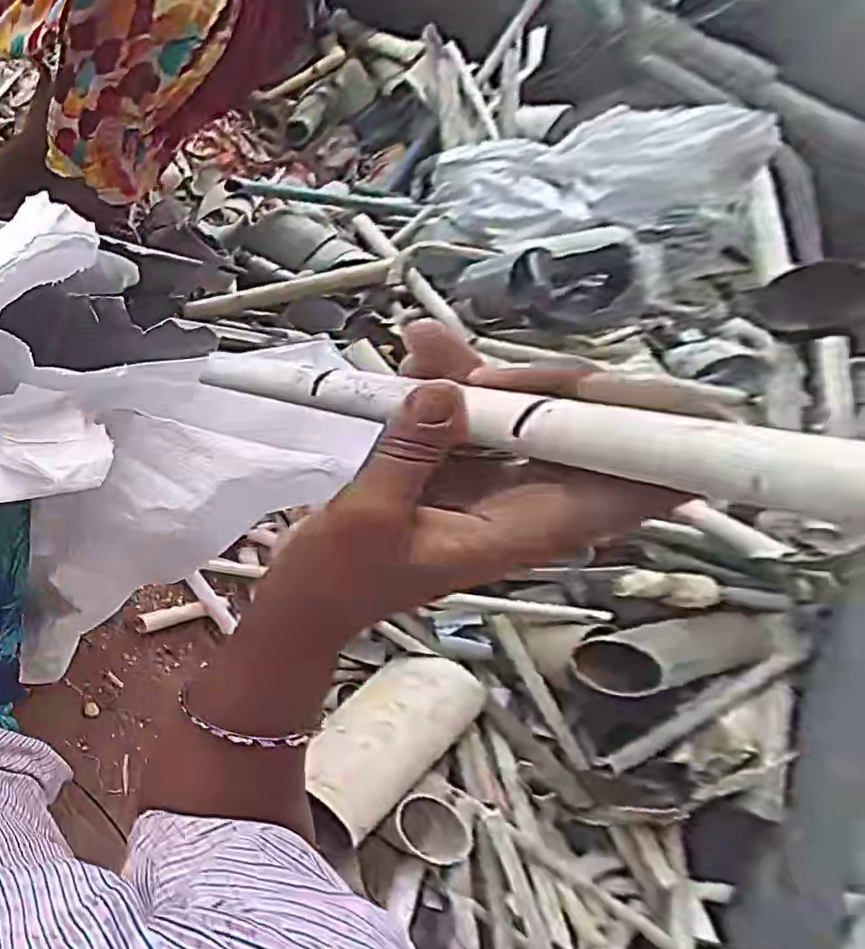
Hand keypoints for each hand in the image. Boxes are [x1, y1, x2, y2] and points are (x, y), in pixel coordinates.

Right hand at [252, 321, 683, 637]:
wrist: (305, 599)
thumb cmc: (336, 579)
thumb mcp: (365, 517)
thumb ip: (406, 455)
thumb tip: (442, 393)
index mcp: (527, 528)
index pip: (641, 476)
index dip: (643, 424)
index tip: (581, 389)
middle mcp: (525, 502)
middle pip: (584, 428)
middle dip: (542, 385)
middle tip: (475, 371)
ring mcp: (488, 484)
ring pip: (521, 414)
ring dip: (482, 376)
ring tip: (429, 349)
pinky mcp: (452, 472)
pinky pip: (467, 420)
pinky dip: (445, 390)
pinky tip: (416, 363)